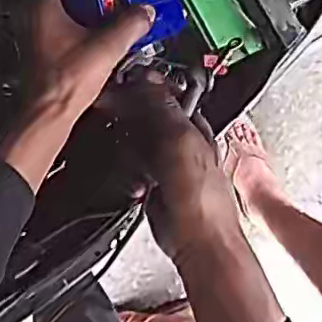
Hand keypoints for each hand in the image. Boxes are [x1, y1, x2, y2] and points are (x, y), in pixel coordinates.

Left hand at [0, 0, 153, 189]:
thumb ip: (129, 24)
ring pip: (54, 14)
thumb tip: (143, 12)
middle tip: (106, 3)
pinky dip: (70, 32)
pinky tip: (89, 44)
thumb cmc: (63, 82)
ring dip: (78, 15)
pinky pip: (52, 32)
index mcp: (41, 6)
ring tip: (102, 24)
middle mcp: (28, 17)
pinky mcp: (33, 53)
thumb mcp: (107, 46)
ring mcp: (28, 35)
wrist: (47, 113)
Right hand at [114, 72, 284, 321]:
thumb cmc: (203, 199)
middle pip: (145, 116)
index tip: (121, 88)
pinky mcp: (152, 185)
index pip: (164, 94)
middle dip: (130, 121)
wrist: (197, 243)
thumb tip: (148, 79)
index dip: (142, 89)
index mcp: (194, 125)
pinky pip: (131, 168)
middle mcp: (181, 141)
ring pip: (135, 142)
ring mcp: (166, 164)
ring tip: (133, 162)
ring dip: (129, 151)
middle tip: (118, 122)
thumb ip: (163, 108)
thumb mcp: (180, 141)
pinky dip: (129, 173)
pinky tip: (135, 183)